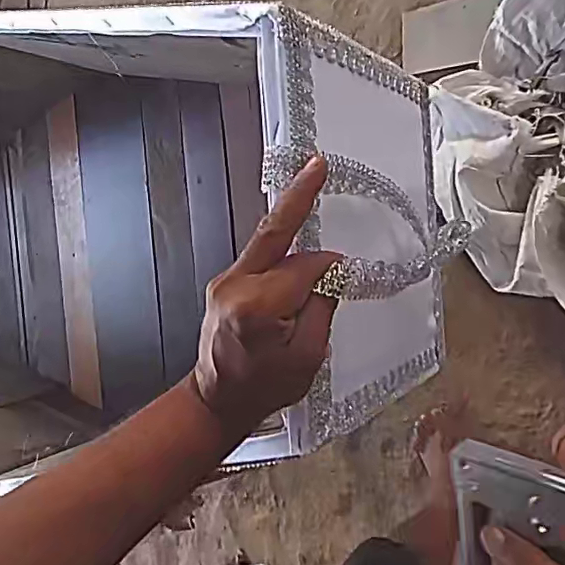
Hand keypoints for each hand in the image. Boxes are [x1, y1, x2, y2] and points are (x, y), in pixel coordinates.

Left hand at [192, 155, 342, 435]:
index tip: (347, 274)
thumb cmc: (263, 388)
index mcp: (256, 307)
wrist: (217, 400)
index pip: (305, 268)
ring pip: (267, 247)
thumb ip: (320, 307)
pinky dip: (280, 253)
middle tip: (317, 164)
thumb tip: (331, 271)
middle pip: (274, 235)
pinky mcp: (222, 285)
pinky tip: (295, 254)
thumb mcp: (308, 357)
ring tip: (311, 193)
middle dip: (299, 197)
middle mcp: (234, 287)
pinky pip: (258, 259)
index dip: (331, 269)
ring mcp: (224, 283)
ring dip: (293, 234)